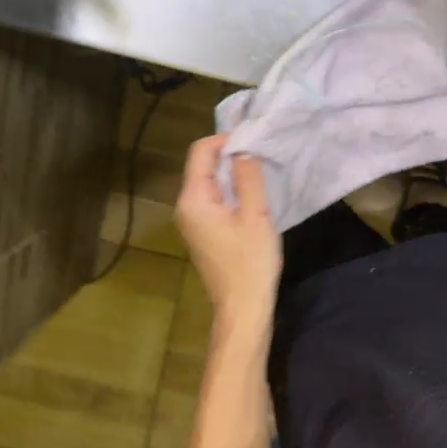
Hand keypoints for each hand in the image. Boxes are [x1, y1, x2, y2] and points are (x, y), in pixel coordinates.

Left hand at [176, 136, 281, 332]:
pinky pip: (213, 201)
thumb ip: (249, 178)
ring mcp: (191, 222)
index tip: (254, 139)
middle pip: (202, 166)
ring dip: (231, 174)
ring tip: (260, 173)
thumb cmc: (250, 263)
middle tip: (261, 154)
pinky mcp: (202, 233)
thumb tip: (244, 148)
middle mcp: (185, 207)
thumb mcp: (256, 216)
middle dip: (229, 155)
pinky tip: (252, 198)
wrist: (242, 309)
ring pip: (208, 184)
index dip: (225, 139)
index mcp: (193, 200)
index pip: (200, 152)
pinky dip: (230, 193)